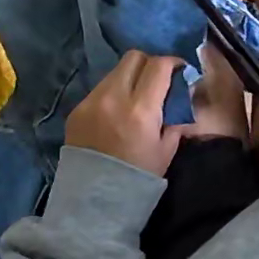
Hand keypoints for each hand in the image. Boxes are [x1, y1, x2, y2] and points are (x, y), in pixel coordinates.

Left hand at [65, 50, 187, 176]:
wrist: (94, 201)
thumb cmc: (138, 178)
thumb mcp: (166, 150)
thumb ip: (175, 120)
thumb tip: (181, 100)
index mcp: (141, 109)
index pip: (158, 66)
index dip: (172, 62)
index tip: (178, 69)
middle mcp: (114, 98)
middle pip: (133, 57)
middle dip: (149, 63)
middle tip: (157, 78)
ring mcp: (91, 102)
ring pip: (114, 71)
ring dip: (129, 77)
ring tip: (136, 96)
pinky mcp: (77, 110)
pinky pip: (99, 89)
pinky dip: (112, 93)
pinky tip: (116, 112)